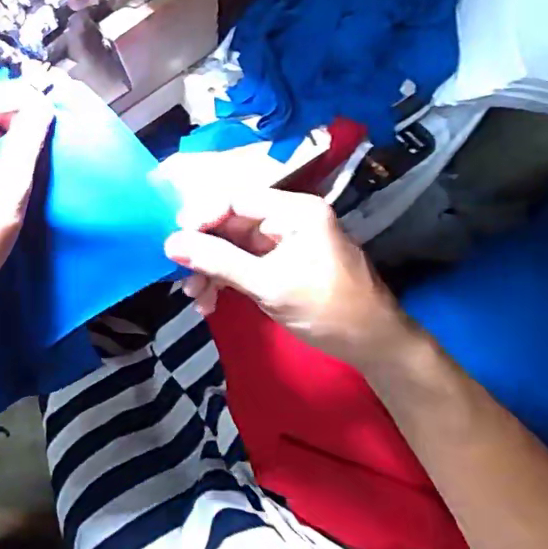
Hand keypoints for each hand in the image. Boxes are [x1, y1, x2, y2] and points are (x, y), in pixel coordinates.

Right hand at [164, 188, 420, 368]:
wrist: (377, 349)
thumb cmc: (329, 310)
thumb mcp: (268, 285)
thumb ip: (217, 261)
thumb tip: (170, 245)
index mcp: (294, 211)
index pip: (233, 199)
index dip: (200, 216)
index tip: (175, 241)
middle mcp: (286, 219)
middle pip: (227, 223)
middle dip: (201, 251)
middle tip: (181, 274)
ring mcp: (281, 241)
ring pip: (228, 245)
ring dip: (208, 270)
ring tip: (195, 297)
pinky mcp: (278, 263)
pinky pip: (238, 262)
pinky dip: (222, 280)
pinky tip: (210, 301)